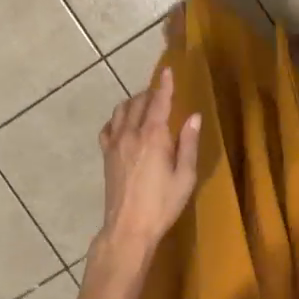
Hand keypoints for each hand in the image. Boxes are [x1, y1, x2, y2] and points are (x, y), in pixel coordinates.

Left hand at [95, 67, 200, 259]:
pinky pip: (108, 127)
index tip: (168, 71)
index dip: (165, 85)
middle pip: (139, 102)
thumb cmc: (162, 205)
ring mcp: (115, 143)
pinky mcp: (106, 155)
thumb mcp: (184, 176)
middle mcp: (131, 133)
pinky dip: (117, 119)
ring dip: (133, 102)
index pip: (159, 101)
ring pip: (121, 111)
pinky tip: (123, 125)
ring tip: (144, 105)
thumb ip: (188, 144)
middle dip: (151, 93)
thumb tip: (193, 117)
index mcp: (154, 136)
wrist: (128, 228)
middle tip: (161, 92)